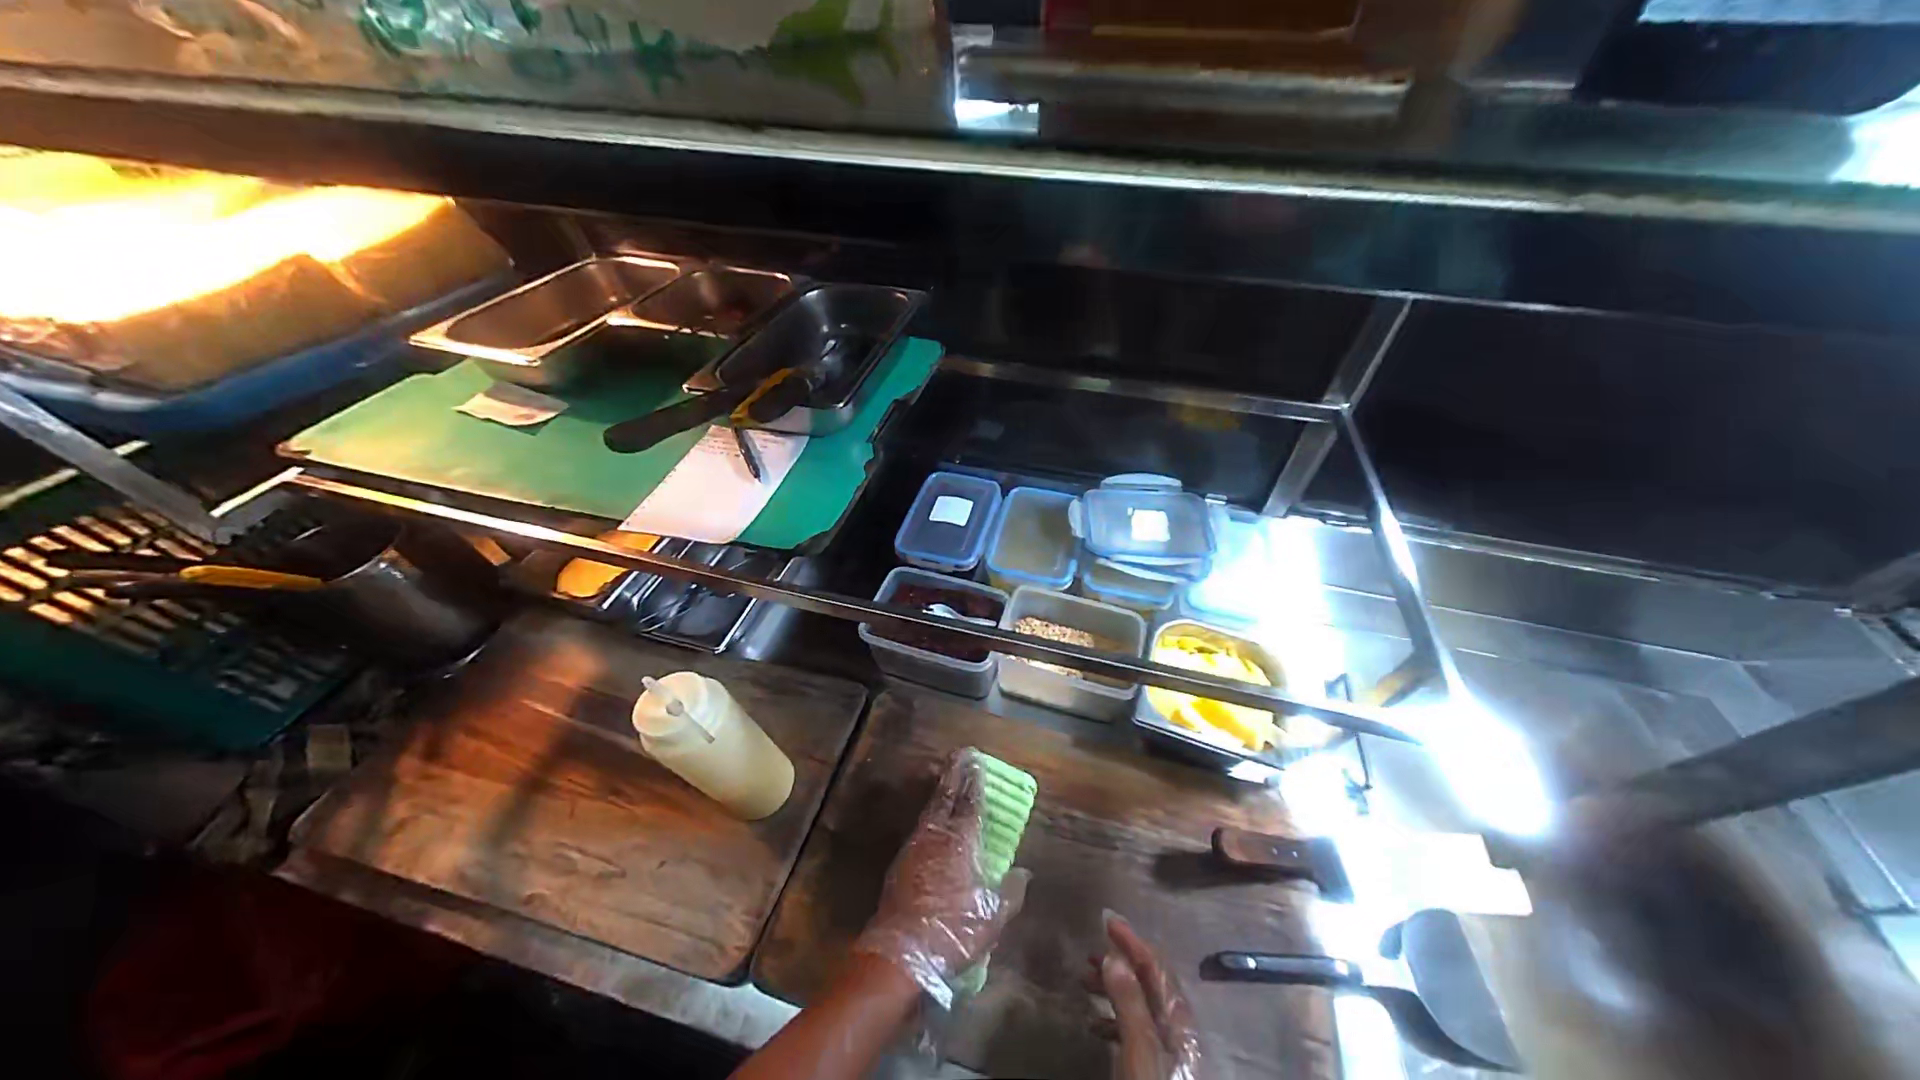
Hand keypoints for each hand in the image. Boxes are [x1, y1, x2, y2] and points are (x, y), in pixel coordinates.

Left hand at [853, 750, 1030, 1007]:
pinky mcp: (900, 864)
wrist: (901, 953)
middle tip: (960, 755)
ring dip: (940, 793)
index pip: (970, 803)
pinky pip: (920, 829)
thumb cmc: (952, 932)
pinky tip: (933, 822)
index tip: (977, 761)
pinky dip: (930, 817)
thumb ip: (1010, 891)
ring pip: (930, 812)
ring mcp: (914, 848)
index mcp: (961, 843)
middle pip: (945, 797)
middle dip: (954, 775)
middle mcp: (936, 836)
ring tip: (947, 781)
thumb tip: (1024, 872)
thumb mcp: (992, 918)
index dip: (975, 781)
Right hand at [1089, 911, 1210, 1079]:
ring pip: (1139, 1003)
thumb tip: (1112, 956)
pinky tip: (1094, 1024)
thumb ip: (1129, 1003)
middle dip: (1119, 961)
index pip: (1154, 966)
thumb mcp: (1139, 1050)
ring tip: (1083, 981)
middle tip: (1087, 953)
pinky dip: (1113, 1016)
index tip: (1106, 920)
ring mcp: (1167, 1048)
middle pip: (1148, 981)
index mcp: (1177, 1018)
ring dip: (1113, 986)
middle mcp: (1176, 1028)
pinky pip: (1134, 1028)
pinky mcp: (1155, 1067)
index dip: (1131, 940)